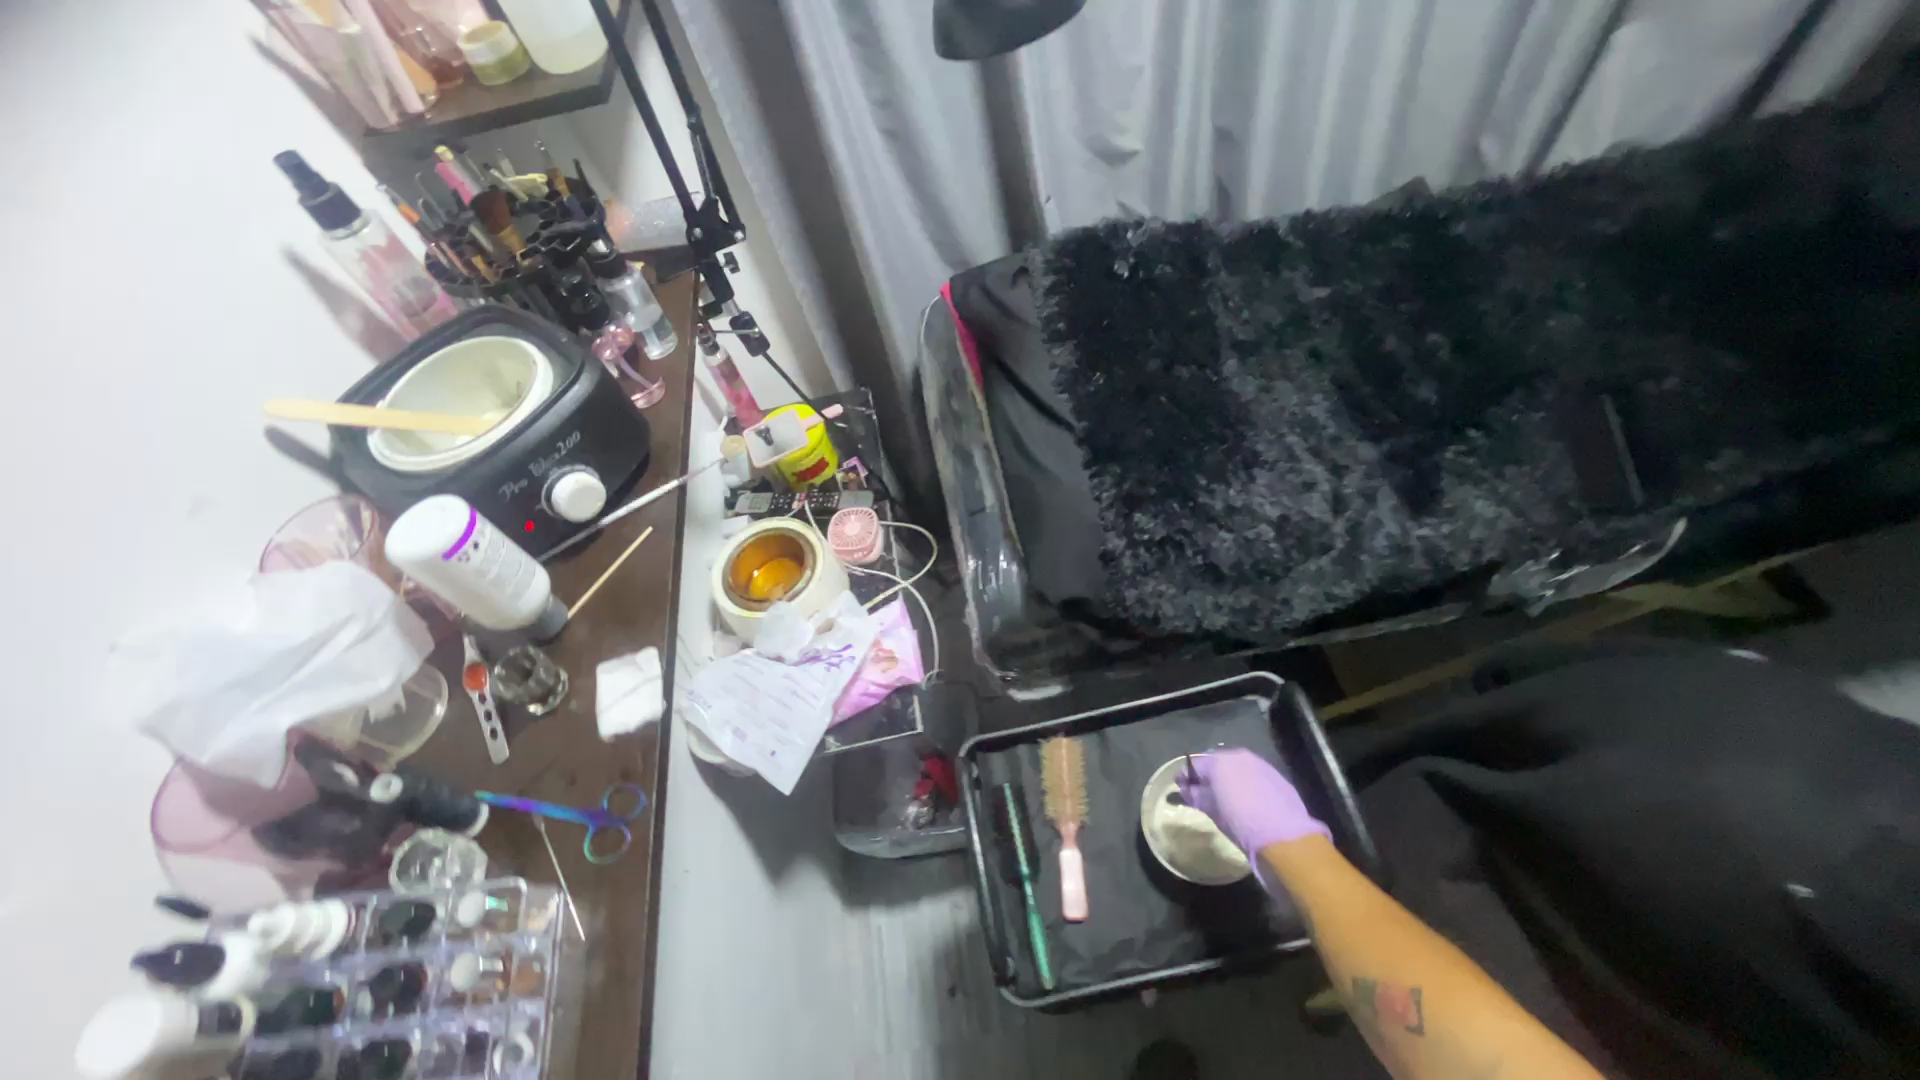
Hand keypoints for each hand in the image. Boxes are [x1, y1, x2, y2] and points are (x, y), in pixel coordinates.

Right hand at [1177, 748, 1329, 865]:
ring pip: (1237, 768)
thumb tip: (1186, 789)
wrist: (1283, 836)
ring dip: (1228, 778)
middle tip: (1202, 792)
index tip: (1180, 787)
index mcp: (1218, 762)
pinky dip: (1246, 783)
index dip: (1185, 777)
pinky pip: (1254, 776)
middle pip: (1217, 763)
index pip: (1195, 765)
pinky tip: (1246, 800)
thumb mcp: (1212, 810)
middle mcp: (1239, 757)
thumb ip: (1196, 796)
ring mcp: (1260, 765)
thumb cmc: (1239, 822)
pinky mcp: (1277, 777)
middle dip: (1208, 775)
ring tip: (1225, 796)